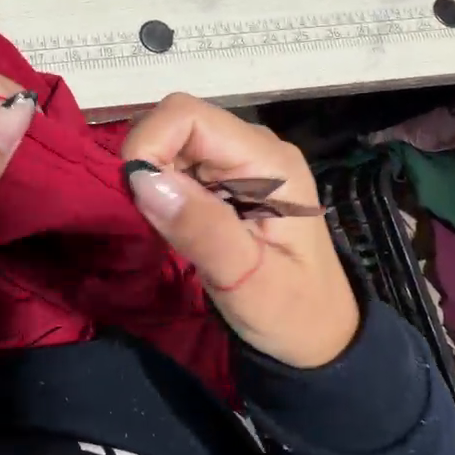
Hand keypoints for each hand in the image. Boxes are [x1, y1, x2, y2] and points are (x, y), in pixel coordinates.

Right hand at [122, 95, 359, 368]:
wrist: (319, 339)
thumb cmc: (291, 314)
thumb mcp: (249, 283)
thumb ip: (202, 229)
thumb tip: (142, 178)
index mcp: (268, 162)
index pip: (188, 116)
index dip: (150, 143)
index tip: (135, 193)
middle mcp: (254, 147)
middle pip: (177, 123)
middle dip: (149, 162)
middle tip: (153, 217)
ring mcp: (240, 159)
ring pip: (173, 139)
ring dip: (153, 175)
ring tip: (166, 224)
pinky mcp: (227, 175)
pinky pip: (178, 160)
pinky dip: (162, 185)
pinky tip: (174, 221)